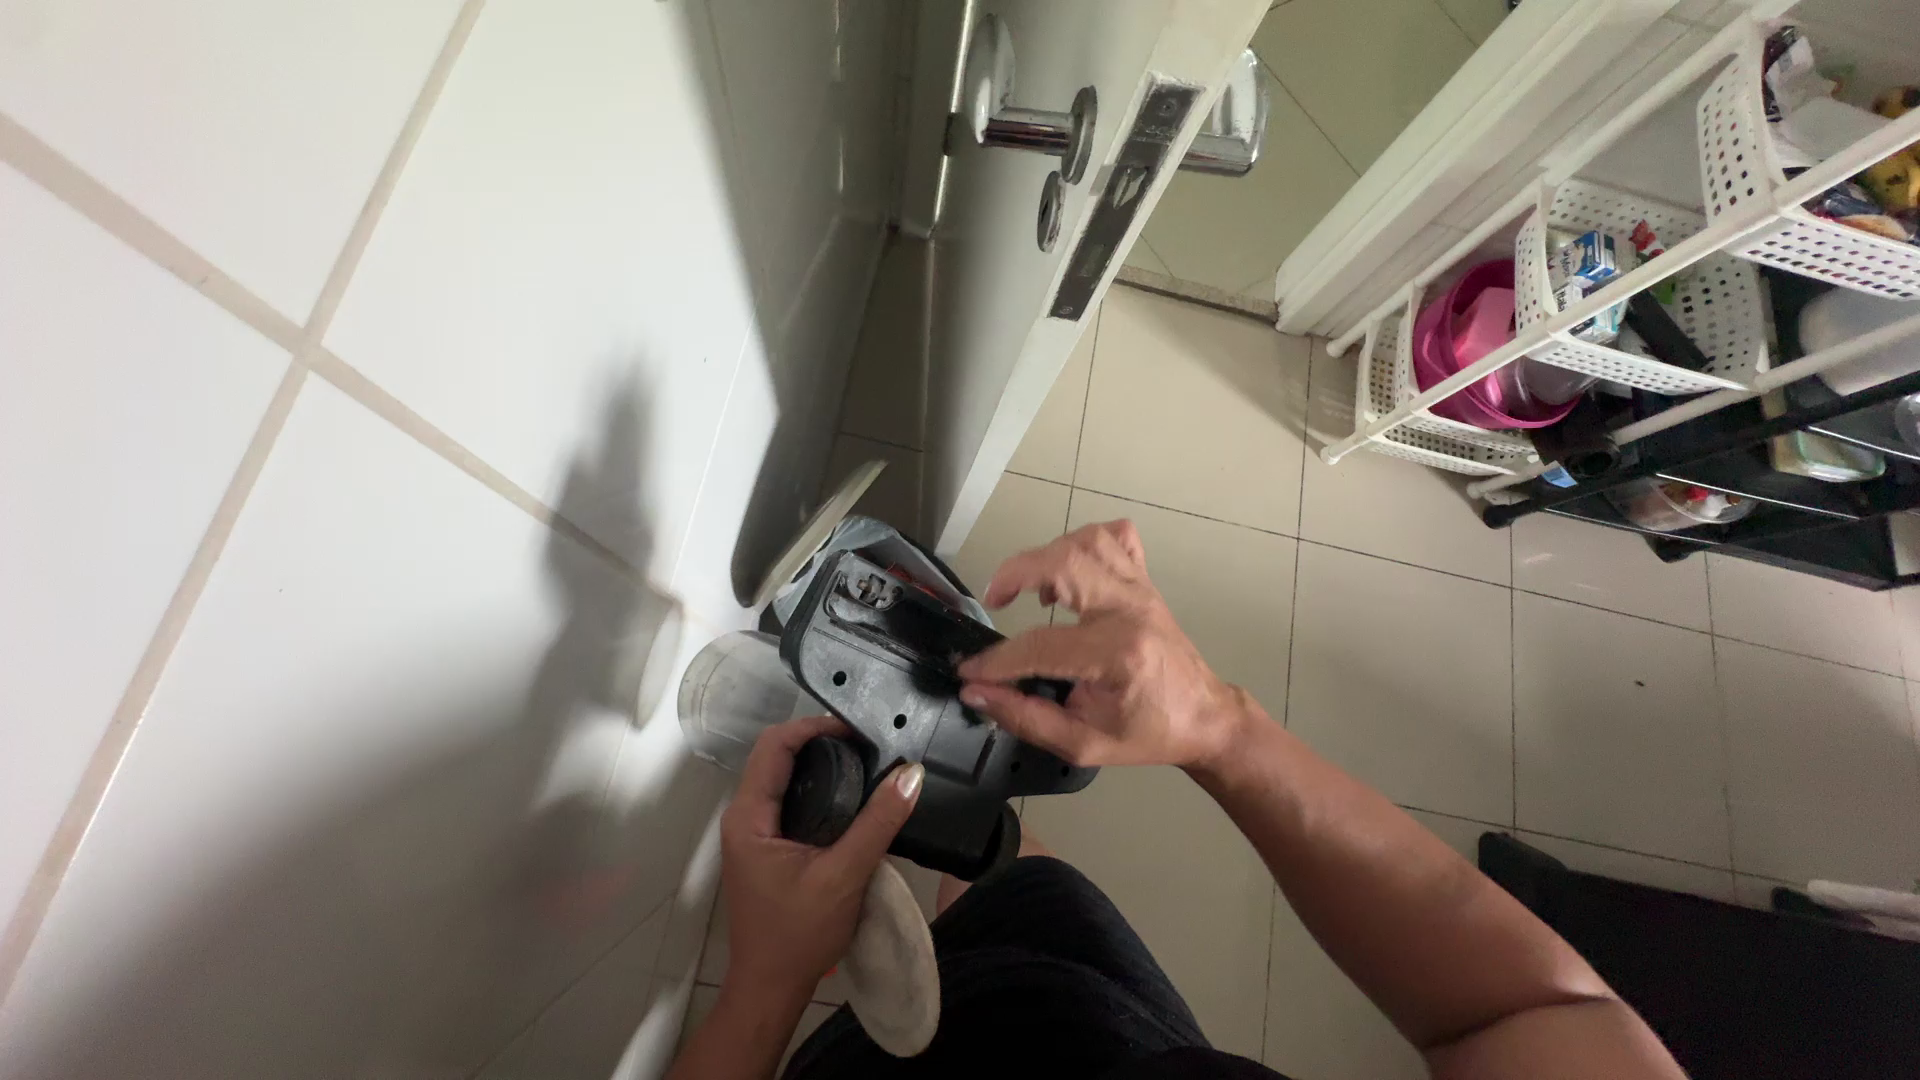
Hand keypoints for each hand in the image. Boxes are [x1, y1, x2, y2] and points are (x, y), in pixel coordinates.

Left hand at [718, 715, 924, 1000]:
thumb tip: (911, 773)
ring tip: (862, 759)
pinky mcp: (766, 846)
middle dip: (818, 739)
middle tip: (864, 742)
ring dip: (818, 762)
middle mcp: (743, 816)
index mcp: (749, 816)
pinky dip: (816, 786)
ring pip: (781, 776)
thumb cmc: (800, 934)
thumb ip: (878, 822)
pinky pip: (788, 798)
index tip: (855, 729)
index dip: (813, 727)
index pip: (774, 746)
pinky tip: (849, 793)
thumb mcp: (845, 875)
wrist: (772, 989)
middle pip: (776, 755)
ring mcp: (752, 832)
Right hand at [956, 520, 1252, 770]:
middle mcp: (1129, 609)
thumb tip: (976, 692)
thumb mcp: (1083, 744)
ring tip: (1034, 590)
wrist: (1203, 717)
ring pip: (1087, 540)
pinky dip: (1085, 542)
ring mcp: (1141, 588)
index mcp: (1117, 653)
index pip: (1039, 646)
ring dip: (1048, 556)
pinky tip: (1071, 569)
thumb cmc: (1146, 734)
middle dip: (1015, 574)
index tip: (968, 672)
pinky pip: (1116, 537)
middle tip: (994, 600)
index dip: (995, 661)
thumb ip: (1025, 718)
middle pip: (1063, 562)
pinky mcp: (1145, 580)